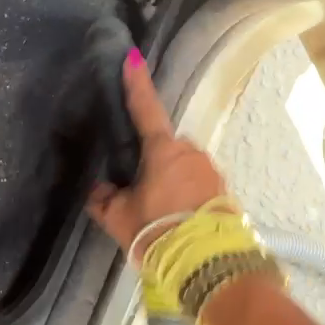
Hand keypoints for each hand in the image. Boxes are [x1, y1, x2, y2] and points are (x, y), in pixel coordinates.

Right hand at [86, 49, 227, 256]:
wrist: (208, 266)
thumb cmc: (158, 232)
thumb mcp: (120, 219)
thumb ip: (105, 201)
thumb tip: (98, 191)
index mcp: (163, 150)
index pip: (145, 109)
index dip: (136, 84)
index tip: (133, 58)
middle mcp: (191, 152)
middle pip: (166, 148)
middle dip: (155, 163)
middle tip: (142, 194)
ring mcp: (212, 171)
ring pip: (184, 168)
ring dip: (173, 183)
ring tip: (162, 217)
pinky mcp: (225, 192)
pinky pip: (199, 186)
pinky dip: (188, 197)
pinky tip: (179, 222)